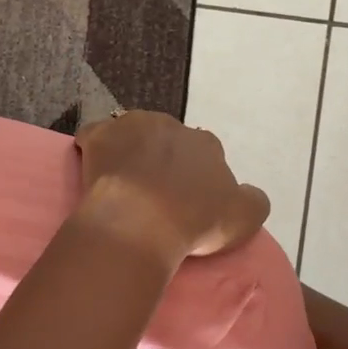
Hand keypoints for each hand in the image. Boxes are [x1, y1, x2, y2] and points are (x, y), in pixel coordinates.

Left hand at [73, 112, 270, 262]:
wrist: (141, 221)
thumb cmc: (194, 222)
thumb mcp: (244, 219)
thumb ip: (253, 200)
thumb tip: (249, 192)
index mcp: (206, 144)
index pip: (205, 153)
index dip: (198, 176)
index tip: (189, 200)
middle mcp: (171, 126)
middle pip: (168, 140)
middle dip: (164, 159)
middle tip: (157, 193)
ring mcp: (132, 126)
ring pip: (133, 132)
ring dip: (131, 149)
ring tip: (126, 181)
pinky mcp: (99, 135)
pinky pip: (95, 135)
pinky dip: (95, 146)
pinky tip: (94, 166)